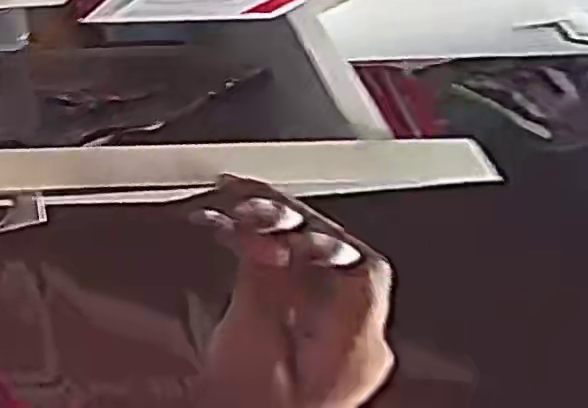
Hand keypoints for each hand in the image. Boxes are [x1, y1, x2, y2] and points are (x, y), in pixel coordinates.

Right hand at [199, 176, 394, 407]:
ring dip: (265, 234)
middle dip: (285, 222)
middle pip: (330, 261)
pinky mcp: (300, 345)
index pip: (362, 266)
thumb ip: (261, 280)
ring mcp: (327, 346)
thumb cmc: (256, 405)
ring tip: (227, 212)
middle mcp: (352, 343)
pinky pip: (286, 284)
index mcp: (356, 344)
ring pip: (305, 268)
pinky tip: (225, 240)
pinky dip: (255, 256)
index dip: (319, 230)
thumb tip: (264, 231)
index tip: (274, 209)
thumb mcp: (254, 339)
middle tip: (242, 199)